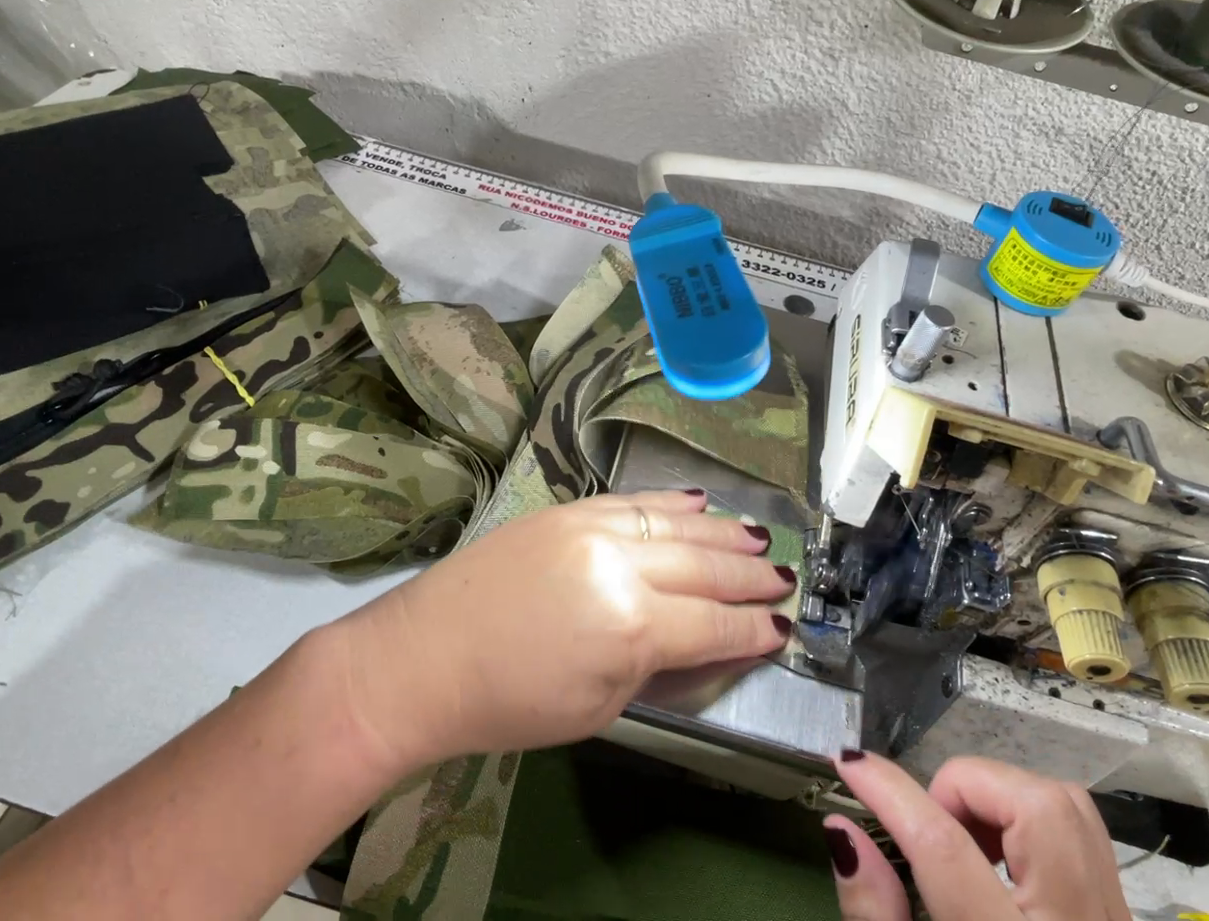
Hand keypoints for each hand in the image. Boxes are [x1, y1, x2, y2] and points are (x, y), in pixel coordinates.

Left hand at [318, 489, 793, 774]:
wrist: (424, 660)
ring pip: (676, 525)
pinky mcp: (565, 510)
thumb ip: (660, 668)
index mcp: (631, 627)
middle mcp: (620, 565)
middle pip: (704, 567)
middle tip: (784, 580)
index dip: (752, 630)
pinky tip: (701, 504)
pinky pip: (633, 501)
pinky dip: (672, 504)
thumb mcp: (600, 707)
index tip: (782, 629)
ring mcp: (590, 527)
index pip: (712, 624)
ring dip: (722, 534)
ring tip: (757, 539)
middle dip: (749, 577)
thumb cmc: (511, 706)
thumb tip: (707, 641)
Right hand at [824, 753, 1129, 920]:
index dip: (890, 792)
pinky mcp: (1123, 919)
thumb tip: (842, 829)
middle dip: (965, 789)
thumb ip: (874, 912)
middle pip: (1034, 805)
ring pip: (1066, 803)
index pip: (947, 848)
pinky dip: (1029, 817)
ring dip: (999, 797)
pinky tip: (999, 861)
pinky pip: (1081, 830)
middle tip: (927, 824)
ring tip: (962, 840)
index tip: (849, 763)